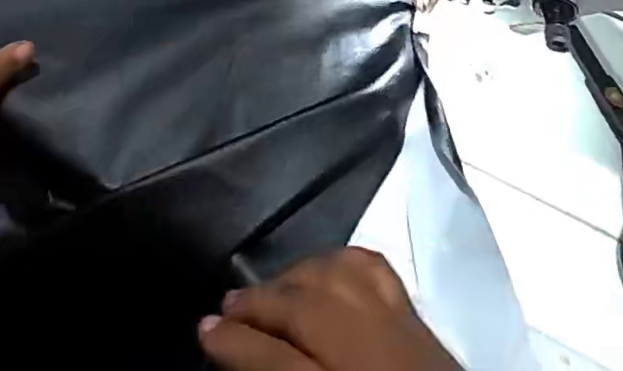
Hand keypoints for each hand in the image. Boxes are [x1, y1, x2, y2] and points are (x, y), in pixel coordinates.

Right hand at [199, 249, 461, 370]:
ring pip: (339, 277)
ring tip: (267, 290)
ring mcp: (404, 328)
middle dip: (259, 303)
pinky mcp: (422, 316)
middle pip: (308, 310)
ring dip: (294, 276)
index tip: (201, 331)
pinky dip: (340, 262)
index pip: (280, 362)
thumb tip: (242, 357)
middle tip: (224, 308)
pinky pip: (375, 269)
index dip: (235, 345)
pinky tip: (318, 270)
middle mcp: (377, 354)